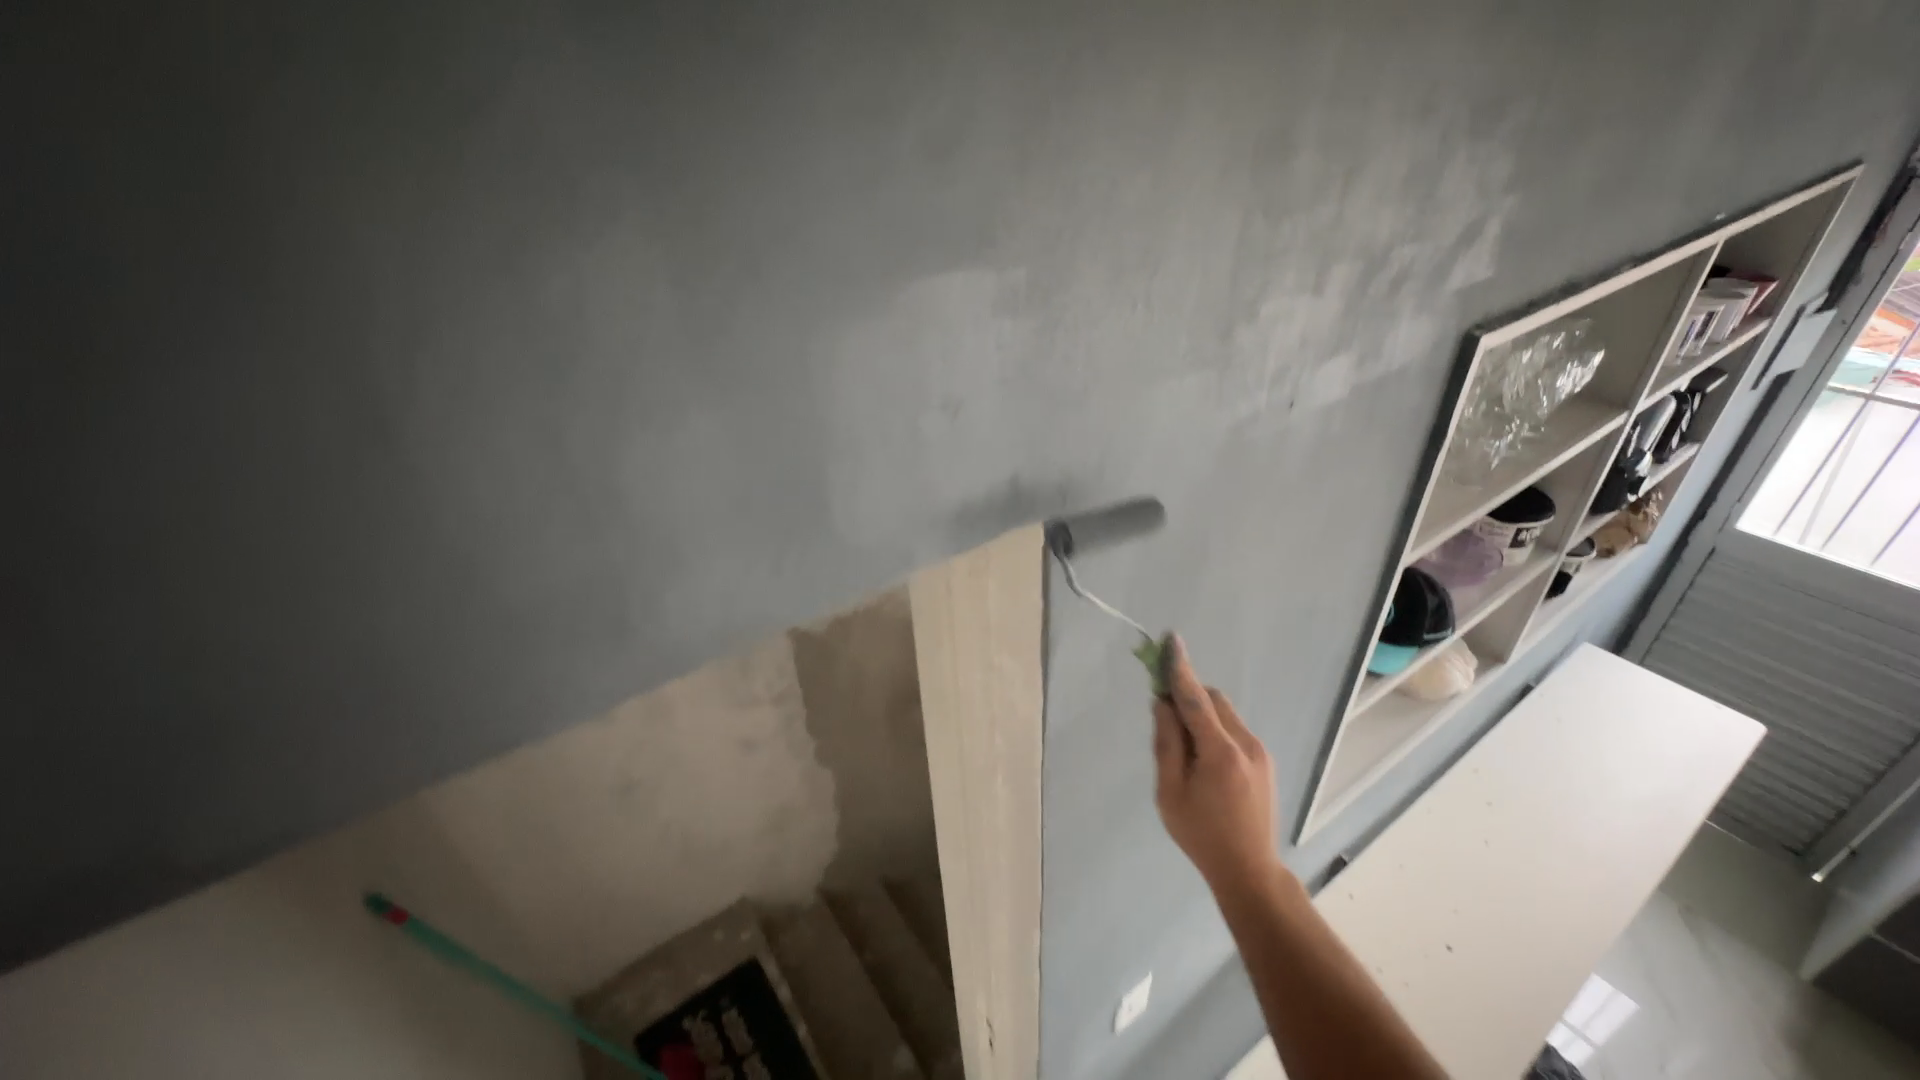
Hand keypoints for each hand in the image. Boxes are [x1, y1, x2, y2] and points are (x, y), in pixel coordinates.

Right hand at [1153, 636, 1281, 892]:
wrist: (1249, 869)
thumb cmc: (1200, 834)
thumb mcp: (1169, 792)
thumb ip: (1166, 743)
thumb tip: (1163, 705)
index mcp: (1220, 752)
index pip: (1196, 698)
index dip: (1180, 669)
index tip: (1170, 641)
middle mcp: (1246, 744)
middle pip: (1213, 700)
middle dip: (1188, 698)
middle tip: (1164, 718)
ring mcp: (1260, 752)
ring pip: (1225, 714)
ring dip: (1202, 717)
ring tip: (1185, 752)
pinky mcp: (1264, 761)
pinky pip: (1234, 731)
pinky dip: (1214, 732)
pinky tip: (1204, 763)